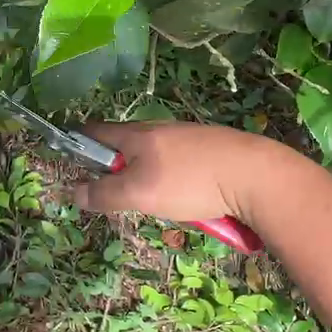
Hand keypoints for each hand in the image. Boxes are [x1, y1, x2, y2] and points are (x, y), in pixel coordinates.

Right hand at [69, 121, 305, 229]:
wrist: (260, 177)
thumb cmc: (190, 182)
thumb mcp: (139, 194)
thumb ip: (104, 194)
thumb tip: (71, 191)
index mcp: (136, 135)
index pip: (95, 132)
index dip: (79, 143)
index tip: (72, 161)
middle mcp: (160, 129)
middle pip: (127, 145)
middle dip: (120, 167)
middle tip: (123, 194)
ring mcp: (190, 137)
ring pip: (158, 156)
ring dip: (152, 175)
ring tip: (163, 202)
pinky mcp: (215, 149)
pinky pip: (185, 163)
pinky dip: (180, 179)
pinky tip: (194, 197)